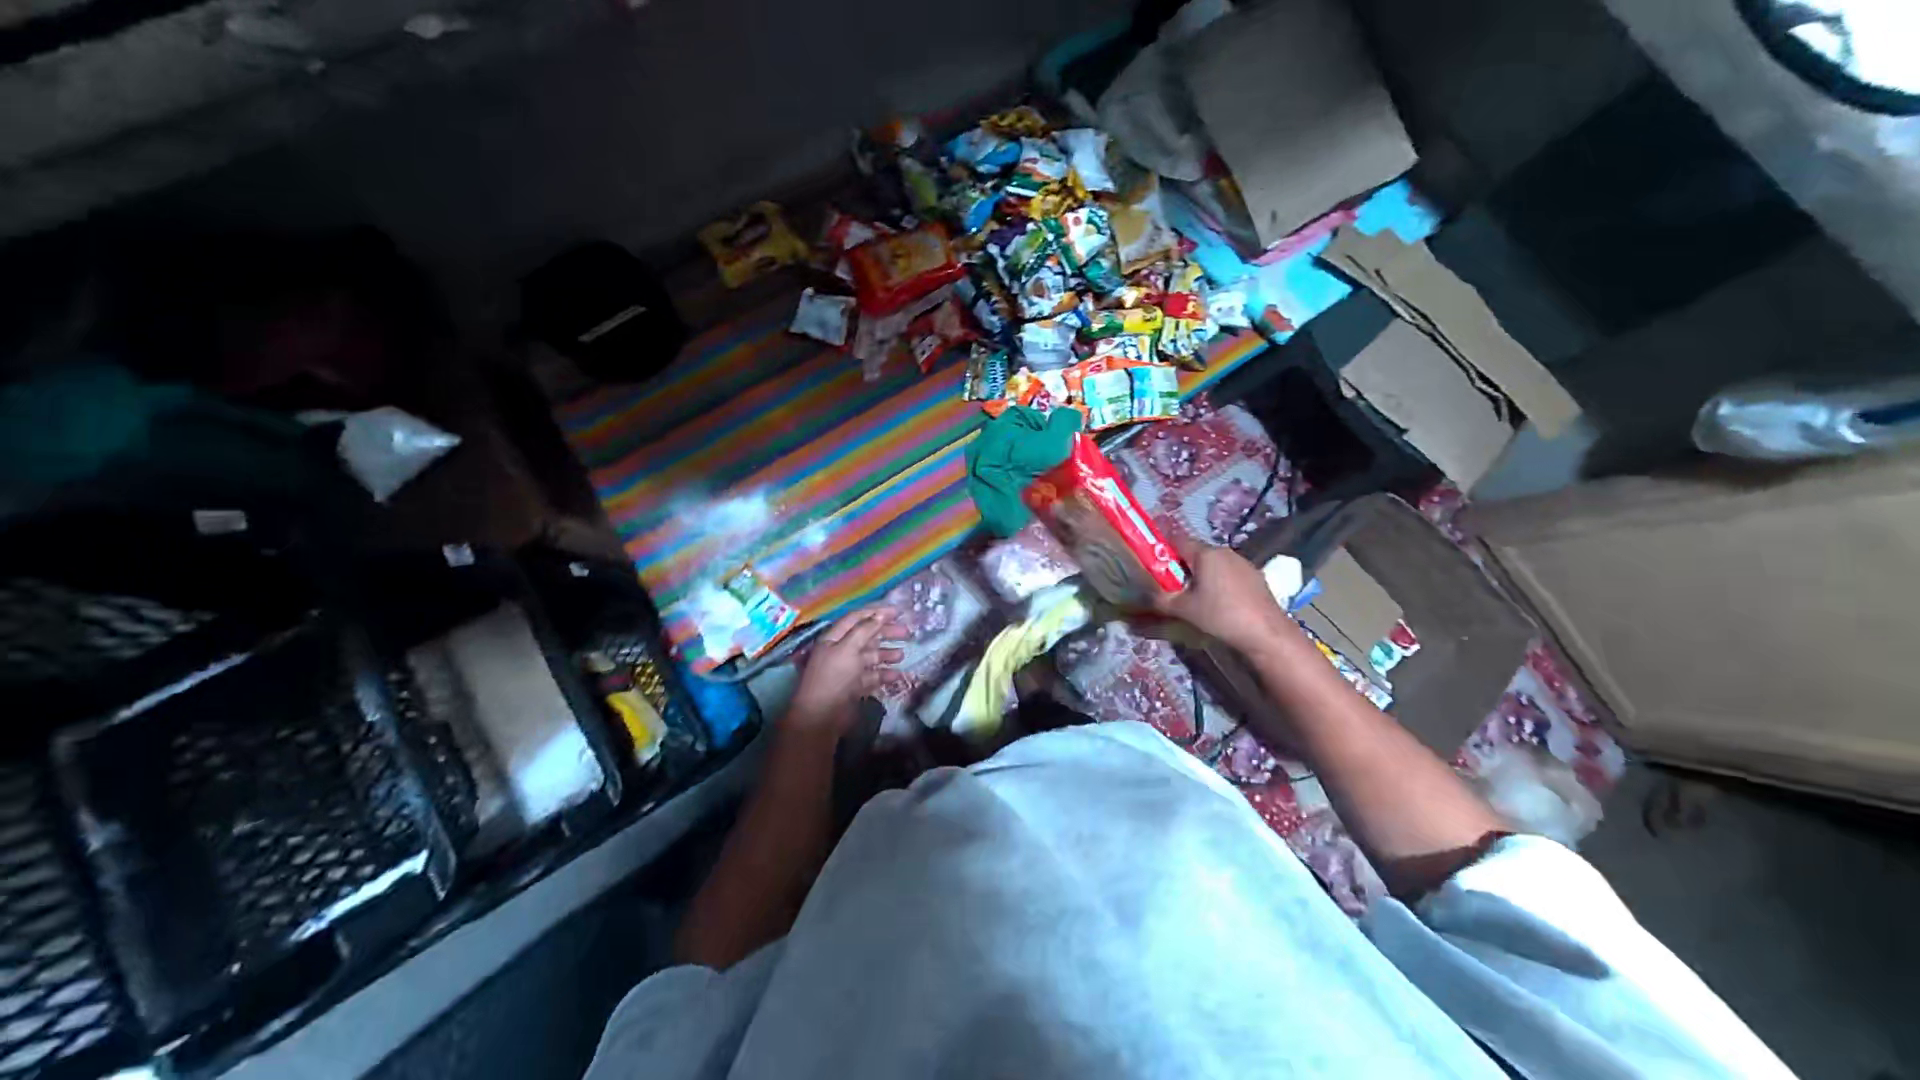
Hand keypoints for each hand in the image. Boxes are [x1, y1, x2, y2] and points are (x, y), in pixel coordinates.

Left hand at [785, 607, 907, 733]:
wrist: (822, 716)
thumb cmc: (833, 677)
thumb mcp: (848, 648)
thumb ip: (865, 630)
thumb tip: (880, 615)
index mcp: (834, 638)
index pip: (856, 618)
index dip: (876, 612)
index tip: (897, 611)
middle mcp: (841, 651)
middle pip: (866, 636)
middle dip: (886, 633)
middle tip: (906, 632)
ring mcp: (848, 670)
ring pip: (870, 657)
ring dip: (887, 653)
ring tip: (902, 655)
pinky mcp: (854, 687)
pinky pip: (872, 676)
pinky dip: (884, 674)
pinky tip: (897, 674)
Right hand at [1150, 538, 1297, 658]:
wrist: (1265, 632)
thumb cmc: (1220, 615)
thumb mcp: (1183, 609)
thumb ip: (1160, 599)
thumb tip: (1146, 594)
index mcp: (1205, 553)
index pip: (1177, 540)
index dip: (1163, 549)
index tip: (1156, 564)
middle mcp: (1225, 551)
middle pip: (1196, 552)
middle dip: (1182, 566)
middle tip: (1174, 587)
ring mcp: (1243, 562)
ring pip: (1213, 563)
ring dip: (1202, 574)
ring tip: (1197, 597)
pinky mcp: (1255, 575)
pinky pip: (1229, 572)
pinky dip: (1220, 582)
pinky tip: (1220, 603)